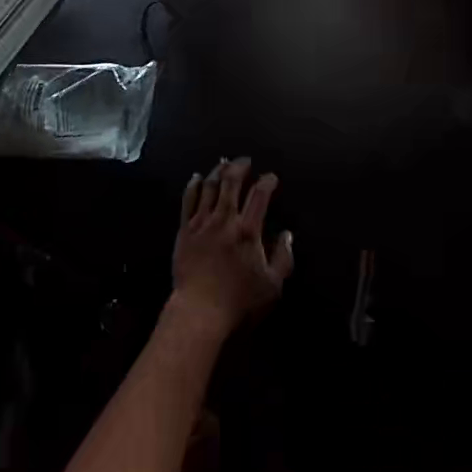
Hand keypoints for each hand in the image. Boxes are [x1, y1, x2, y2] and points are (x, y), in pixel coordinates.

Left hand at [172, 158, 293, 334]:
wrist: (199, 310)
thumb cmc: (239, 301)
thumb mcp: (272, 286)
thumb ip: (283, 258)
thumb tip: (287, 235)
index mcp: (248, 231)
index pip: (259, 195)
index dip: (267, 182)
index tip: (271, 177)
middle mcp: (224, 219)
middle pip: (231, 182)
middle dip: (239, 167)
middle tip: (245, 161)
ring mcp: (202, 222)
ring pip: (209, 186)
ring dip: (218, 171)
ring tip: (223, 163)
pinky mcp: (185, 230)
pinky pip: (188, 200)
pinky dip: (193, 185)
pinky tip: (196, 177)